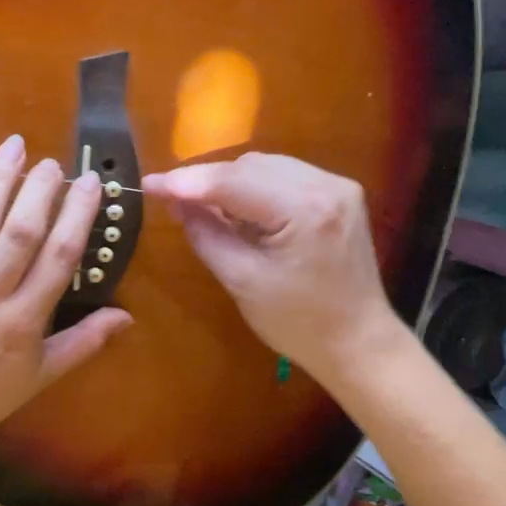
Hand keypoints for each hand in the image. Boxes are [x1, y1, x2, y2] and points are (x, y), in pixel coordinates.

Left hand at [0, 134, 131, 458]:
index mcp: (25, 321)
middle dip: (42, 191)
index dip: (78, 216)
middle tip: (54, 164)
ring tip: (15, 146)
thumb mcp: (41, 376)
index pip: (60, 257)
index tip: (90, 185)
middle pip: (22, 233)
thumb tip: (126, 315)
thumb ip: (84, 342)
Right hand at [142, 152, 405, 378]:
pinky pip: (285, 177)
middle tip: (170, 200)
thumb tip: (176, 203)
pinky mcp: (339, 194)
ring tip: (200, 207)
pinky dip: (254, 188)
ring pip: (266, 166)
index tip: (149, 184)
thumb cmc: (297, 323)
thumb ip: (206, 235)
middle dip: (206, 180)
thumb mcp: (242, 282)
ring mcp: (338, 186)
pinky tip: (236, 210)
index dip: (186, 181)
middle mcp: (326, 185)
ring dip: (229, 182)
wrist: (356, 341)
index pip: (233, 181)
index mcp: (305, 210)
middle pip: (250, 165)